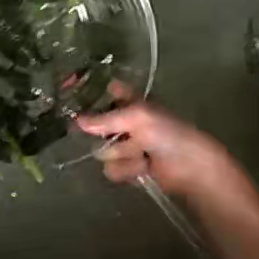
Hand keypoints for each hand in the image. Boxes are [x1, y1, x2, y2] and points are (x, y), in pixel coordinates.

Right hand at [75, 92, 247, 201]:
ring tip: (142, 154)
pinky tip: (144, 168)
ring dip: (122, 155)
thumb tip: (77, 120)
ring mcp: (128, 146)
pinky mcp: (130, 167)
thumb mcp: (138, 118)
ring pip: (104, 151)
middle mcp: (127, 122)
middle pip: (98, 126)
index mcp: (132, 102)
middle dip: (107, 135)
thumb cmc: (167, 133)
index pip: (106, 91)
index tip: (68, 88)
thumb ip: (106, 119)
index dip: (89, 90)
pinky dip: (128, 170)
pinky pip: (113, 169)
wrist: (190, 166)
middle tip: (121, 136)